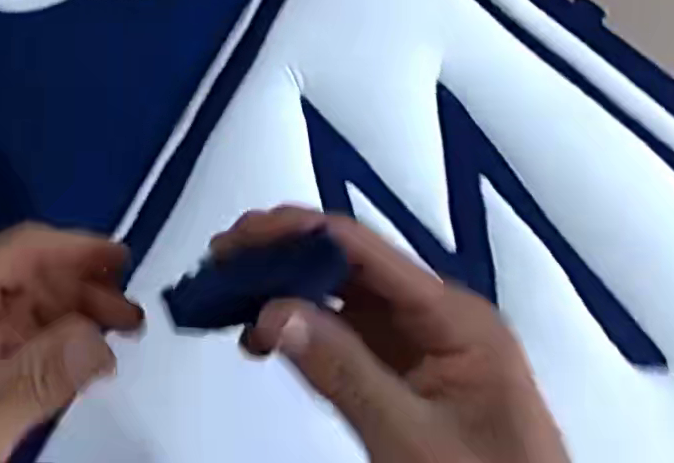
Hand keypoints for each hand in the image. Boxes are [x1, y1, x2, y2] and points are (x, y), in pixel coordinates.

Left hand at [0, 222, 144, 462]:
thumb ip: (43, 376)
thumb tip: (102, 335)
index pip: (28, 246)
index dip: (79, 248)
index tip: (127, 262)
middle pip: (30, 270)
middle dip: (81, 286)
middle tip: (133, 318)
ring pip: (25, 301)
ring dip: (70, 313)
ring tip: (118, 337)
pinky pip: (13, 332)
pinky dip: (48, 340)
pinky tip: (78, 357)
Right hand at [216, 206, 567, 462]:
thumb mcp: (416, 444)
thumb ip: (344, 373)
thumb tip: (270, 310)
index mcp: (452, 315)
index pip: (357, 245)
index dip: (292, 230)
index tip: (237, 238)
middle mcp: (431, 312)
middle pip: (340, 259)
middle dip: (276, 254)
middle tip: (221, 261)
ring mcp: (413, 338)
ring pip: (331, 287)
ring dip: (277, 286)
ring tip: (226, 294)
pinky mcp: (396, 365)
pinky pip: (334, 325)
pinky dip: (292, 325)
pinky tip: (258, 337)